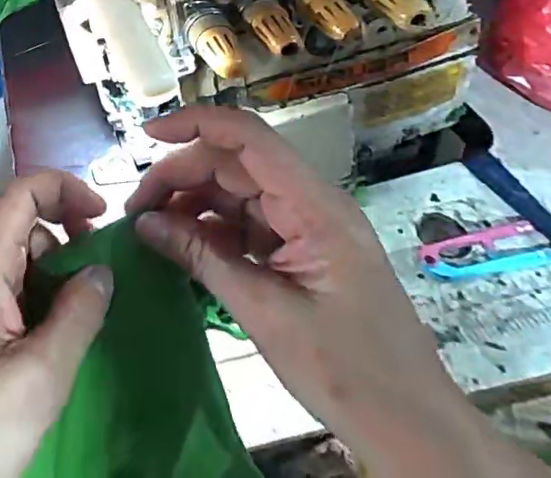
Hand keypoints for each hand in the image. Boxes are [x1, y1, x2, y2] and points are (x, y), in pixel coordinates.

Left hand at [0, 171, 114, 477]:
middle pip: (23, 220)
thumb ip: (78, 315)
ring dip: (55, 267)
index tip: (103, 217)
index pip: (23, 192)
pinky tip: (55, 329)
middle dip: (67, 231)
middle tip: (99, 272)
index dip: (66, 189)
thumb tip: (102, 271)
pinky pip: (9, 285)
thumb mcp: (40, 378)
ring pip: (18, 254)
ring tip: (80, 310)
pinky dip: (39, 292)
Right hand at [127, 107, 549, 477]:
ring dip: (194, 203)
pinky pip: (249, 224)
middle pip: (236, 164)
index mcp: (313, 204)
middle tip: (137, 210)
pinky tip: (183, 247)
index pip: (249, 137)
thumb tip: (144, 224)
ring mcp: (307, 225)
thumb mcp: (265, 313)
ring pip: (239, 193)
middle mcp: (311, 201)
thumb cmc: (347, 372)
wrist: (413, 427)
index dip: (195, 122)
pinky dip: (214, 231)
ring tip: (152, 229)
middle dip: (183, 175)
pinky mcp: (302, 249)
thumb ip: (202, 258)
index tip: (147, 134)